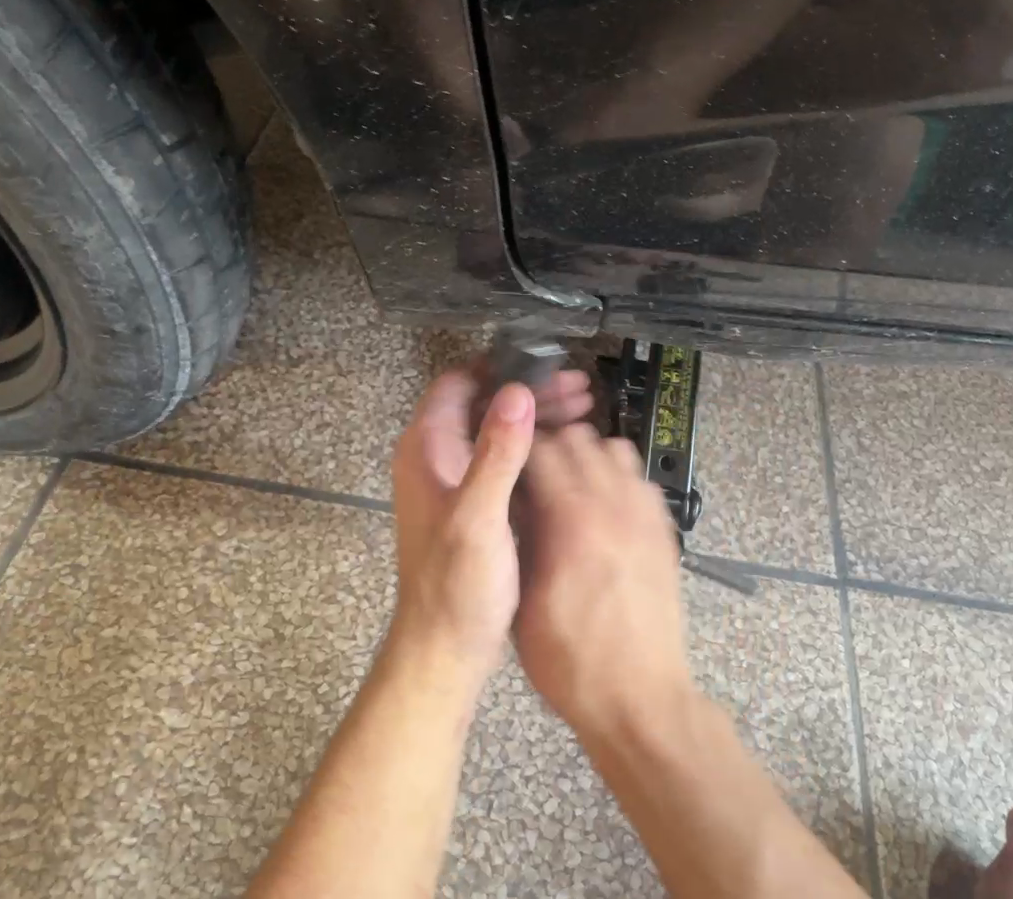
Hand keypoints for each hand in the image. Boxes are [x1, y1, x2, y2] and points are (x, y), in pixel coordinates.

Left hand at [388, 364, 592, 688]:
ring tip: (586, 410)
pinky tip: (568, 449)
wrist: (445, 647)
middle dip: (531, 392)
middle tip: (582, 390)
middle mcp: (435, 458)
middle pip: (482, 403)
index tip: (546, 365)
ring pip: (496, 430)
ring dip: (536, 417)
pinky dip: (533, 446)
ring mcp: (454, 481)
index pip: (457, 383)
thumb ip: (496, 453)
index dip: (500, 367)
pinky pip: (503, 458)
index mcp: (426, 450)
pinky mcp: (473, 504)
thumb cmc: (457, 584)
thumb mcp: (479, 516)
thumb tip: (517, 392)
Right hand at [513, 424, 692, 736]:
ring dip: (586, 459)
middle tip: (528, 471)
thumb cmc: (570, 662)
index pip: (539, 448)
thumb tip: (511, 500)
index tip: (500, 457)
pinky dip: (618, 480)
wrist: (639, 700)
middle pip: (578, 438)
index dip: (514, 449)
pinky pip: (640, 481)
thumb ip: (519, 540)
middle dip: (549, 447)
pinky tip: (602, 509)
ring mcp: (645, 517)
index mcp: (572, 520)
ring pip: (613, 450)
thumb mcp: (523, 603)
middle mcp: (613, 506)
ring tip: (565, 486)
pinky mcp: (663, 533)